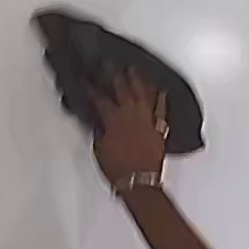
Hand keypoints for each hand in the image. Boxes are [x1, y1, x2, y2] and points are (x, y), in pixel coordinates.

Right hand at [91, 70, 168, 186]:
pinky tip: (161, 89)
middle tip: (113, 66)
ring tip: (135, 69)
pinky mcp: (158, 127)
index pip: (100, 98)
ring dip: (139, 79)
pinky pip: (161, 108)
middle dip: (116, 75)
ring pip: (143, 93)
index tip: (87, 79)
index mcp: (113, 119)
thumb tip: (98, 123)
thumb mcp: (99, 149)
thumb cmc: (117, 169)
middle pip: (123, 89)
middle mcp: (130, 115)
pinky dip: (161, 98)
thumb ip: (99, 131)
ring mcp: (146, 119)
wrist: (138, 183)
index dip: (92, 87)